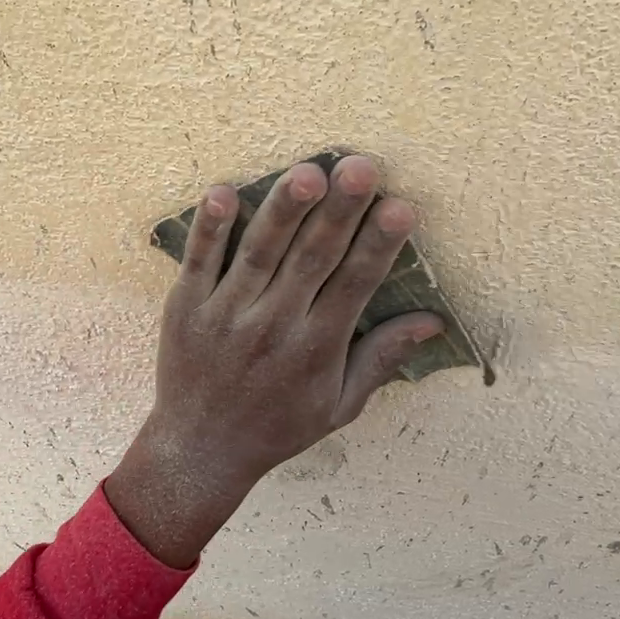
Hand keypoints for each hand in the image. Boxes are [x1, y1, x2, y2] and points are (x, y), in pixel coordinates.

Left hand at [105, 155, 443, 567]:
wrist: (200, 452)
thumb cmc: (278, 427)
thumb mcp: (340, 405)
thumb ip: (382, 358)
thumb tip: (433, 321)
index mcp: (316, 349)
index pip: (355, 285)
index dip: (379, 245)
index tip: (402, 206)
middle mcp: (274, 327)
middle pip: (312, 259)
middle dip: (339, 211)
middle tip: (360, 166)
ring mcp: (227, 314)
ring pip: (260, 253)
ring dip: (283, 211)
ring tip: (307, 173)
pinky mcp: (186, 307)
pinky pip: (198, 261)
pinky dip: (210, 229)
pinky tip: (222, 192)